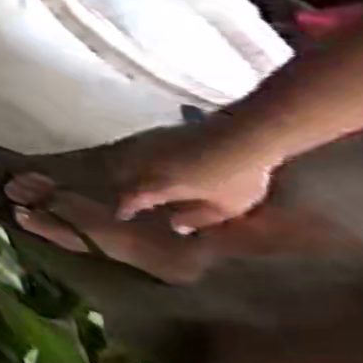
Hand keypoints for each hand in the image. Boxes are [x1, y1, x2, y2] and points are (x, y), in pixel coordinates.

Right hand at [111, 123, 278, 232]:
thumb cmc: (236, 179)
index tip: (121, 215)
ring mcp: (153, 147)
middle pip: (123, 176)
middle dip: (122, 188)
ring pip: (127, 160)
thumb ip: (198, 218)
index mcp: (162, 185)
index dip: (125, 207)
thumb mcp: (226, 208)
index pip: (134, 197)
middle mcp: (150, 165)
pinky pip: (138, 149)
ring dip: (125, 171)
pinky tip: (148, 162)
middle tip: (128, 199)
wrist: (240, 139)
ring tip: (133, 180)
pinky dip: (136, 158)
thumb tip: (176, 227)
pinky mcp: (160, 135)